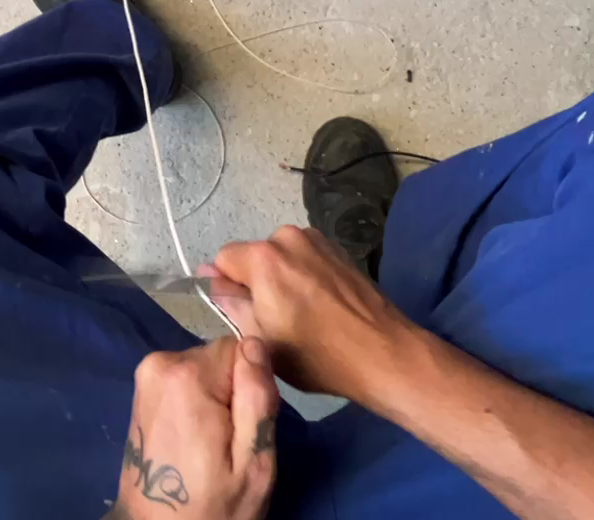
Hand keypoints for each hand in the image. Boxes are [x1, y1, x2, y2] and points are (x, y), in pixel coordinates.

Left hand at [107, 337, 278, 519]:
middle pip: (218, 358)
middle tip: (226, 441)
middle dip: (230, 391)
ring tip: (206, 442)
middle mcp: (161, 361)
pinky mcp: (141, 384)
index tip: (243, 425)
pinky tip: (189, 435)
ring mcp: (146, 371)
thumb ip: (257, 398)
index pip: (240, 348)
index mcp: (188, 374)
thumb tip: (256, 343)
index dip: (250, 386)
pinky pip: (184, 376)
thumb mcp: (252, 464)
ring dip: (211, 397)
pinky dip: (193, 399)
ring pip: (203, 366)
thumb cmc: (210, 505)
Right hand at [204, 225, 416, 402]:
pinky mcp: (337, 247)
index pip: (223, 259)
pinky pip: (303, 255)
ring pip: (279, 255)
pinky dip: (303, 273)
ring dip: (280, 276)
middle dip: (255, 281)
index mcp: (264, 258)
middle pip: (253, 256)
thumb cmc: (318, 356)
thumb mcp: (261, 339)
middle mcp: (287, 237)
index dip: (227, 286)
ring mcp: (316, 238)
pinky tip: (321, 302)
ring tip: (302, 312)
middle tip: (275, 319)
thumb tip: (208, 276)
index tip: (243, 312)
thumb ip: (230, 301)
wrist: (385, 354)